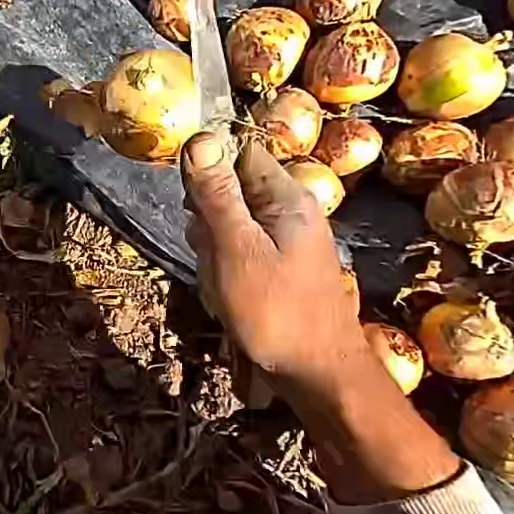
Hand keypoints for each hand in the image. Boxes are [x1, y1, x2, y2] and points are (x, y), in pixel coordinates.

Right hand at [181, 133, 368, 392]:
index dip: (210, 172)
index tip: (195, 207)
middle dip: (208, 223)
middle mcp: (291, 211)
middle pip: (230, 191)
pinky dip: (225, 271)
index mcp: (287, 197)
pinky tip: (228, 296)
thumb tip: (200, 139)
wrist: (318, 374)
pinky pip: (239, 253)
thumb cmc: (276, 312)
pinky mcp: (279, 267)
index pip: (239, 154)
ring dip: (213, 252)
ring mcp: (286, 241)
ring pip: (229, 226)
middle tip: (215, 257)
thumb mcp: (236, 249)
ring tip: (223, 284)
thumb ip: (217, 195)